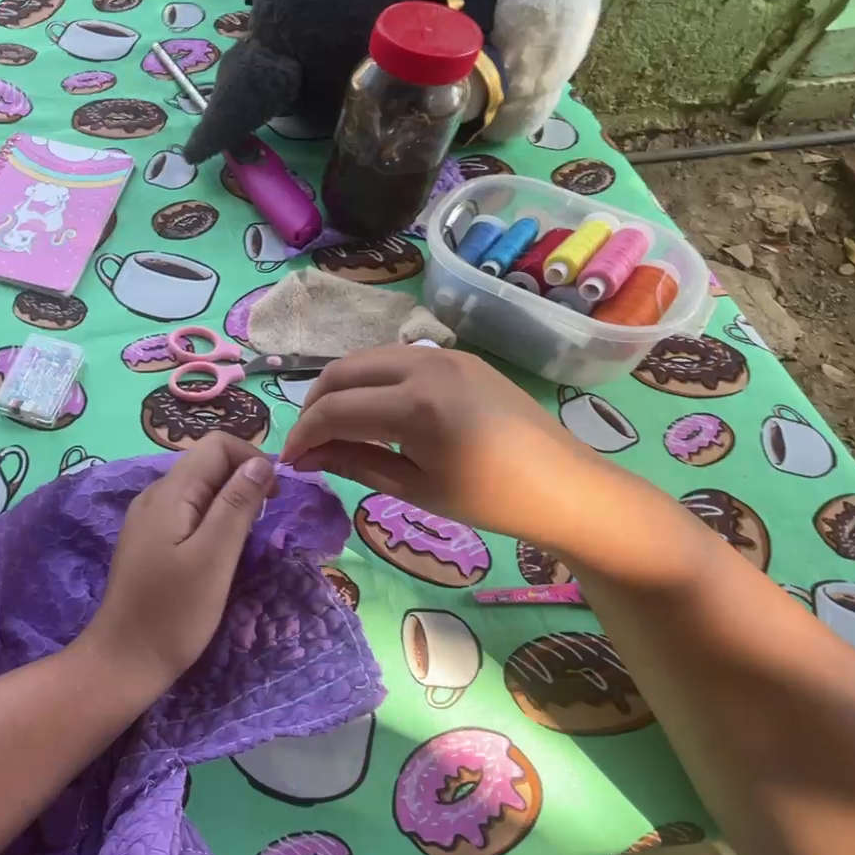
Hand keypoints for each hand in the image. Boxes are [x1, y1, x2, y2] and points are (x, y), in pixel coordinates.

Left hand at [77, 432, 276, 692]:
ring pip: (200, 489)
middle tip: (263, 525)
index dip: (252, 459)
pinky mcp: (150, 542)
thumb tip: (261, 461)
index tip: (274, 497)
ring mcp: (149, 519)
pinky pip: (188, 513)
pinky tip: (220, 553)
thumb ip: (237, 505)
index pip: (217, 444)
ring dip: (230, 503)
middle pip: (207, 463)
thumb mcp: (214, 557)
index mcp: (169, 493)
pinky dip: (213, 522)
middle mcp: (154, 496)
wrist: (124, 661)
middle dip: (243, 481)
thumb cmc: (174, 613)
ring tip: (245, 541)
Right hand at [278, 345, 623, 553]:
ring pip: (366, 358)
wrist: (564, 486)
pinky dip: (371, 380)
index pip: (334, 409)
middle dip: (313, 405)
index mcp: (414, 405)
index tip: (290, 460)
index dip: (303, 434)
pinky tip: (373, 411)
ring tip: (334, 427)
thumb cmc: (488, 500)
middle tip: (307, 442)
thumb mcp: (413, 487)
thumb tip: (305, 457)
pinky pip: (395, 358)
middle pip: (341, 372)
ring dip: (340, 388)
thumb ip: (352, 462)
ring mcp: (444, 354)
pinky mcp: (458, 356)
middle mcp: (424, 365)